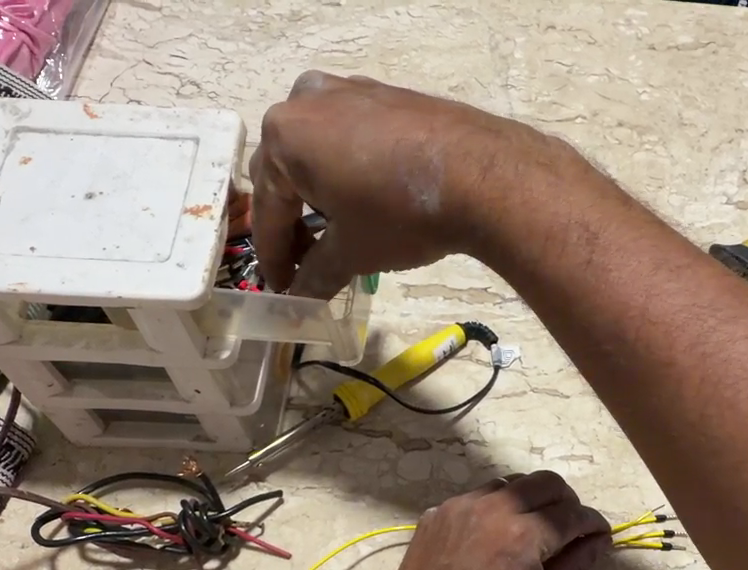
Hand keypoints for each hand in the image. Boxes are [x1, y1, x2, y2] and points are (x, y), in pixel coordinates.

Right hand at [249, 71, 580, 297]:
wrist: (480, 176)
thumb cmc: (400, 214)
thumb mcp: (351, 252)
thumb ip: (316, 275)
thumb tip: (298, 300)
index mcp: (283, 136)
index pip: (267, 209)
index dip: (273, 256)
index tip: (281, 287)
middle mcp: (305, 100)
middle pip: (284, 173)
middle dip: (291, 222)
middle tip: (304, 263)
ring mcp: (348, 90)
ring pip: (316, 151)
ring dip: (317, 195)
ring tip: (334, 236)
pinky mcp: (384, 94)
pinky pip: (348, 138)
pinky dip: (346, 172)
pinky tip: (363, 202)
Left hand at [365, 472, 610, 569]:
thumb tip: (598, 542)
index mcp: (522, 536)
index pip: (572, 514)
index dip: (593, 523)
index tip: (599, 534)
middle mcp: (492, 509)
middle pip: (545, 482)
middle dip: (566, 502)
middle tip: (570, 528)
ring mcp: (461, 506)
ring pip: (511, 484)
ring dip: (531, 500)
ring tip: (533, 531)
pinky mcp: (438, 511)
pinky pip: (478, 496)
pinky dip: (497, 508)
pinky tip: (495, 537)